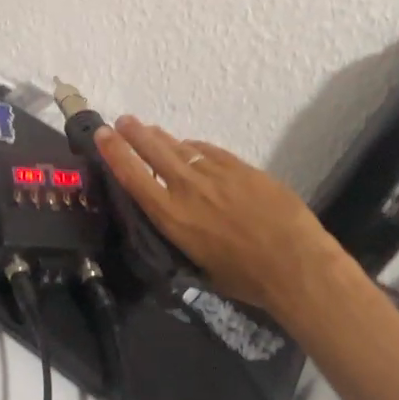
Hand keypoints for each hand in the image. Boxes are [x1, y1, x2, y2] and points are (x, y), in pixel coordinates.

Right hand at [92, 115, 352, 316]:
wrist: (296, 264)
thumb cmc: (245, 278)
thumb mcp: (199, 264)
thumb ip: (183, 237)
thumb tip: (178, 227)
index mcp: (171, 216)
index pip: (133, 176)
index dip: (114, 153)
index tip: (102, 135)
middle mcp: (187, 189)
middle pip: (154, 151)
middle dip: (134, 133)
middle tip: (123, 121)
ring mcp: (217, 174)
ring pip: (182, 148)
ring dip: (162, 138)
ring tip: (148, 129)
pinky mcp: (243, 169)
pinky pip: (210, 151)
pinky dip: (196, 147)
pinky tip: (192, 146)